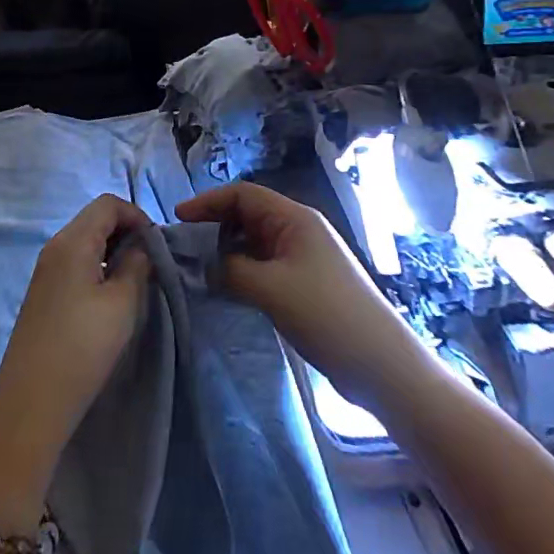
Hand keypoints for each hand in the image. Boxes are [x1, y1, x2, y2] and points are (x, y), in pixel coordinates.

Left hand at [0, 194, 151, 488]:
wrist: (33, 403)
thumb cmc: (84, 346)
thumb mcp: (124, 301)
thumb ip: (137, 263)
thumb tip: (139, 247)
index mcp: (72, 242)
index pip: (108, 204)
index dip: (137, 215)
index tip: (156, 243)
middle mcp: (53, 248)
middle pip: (94, 219)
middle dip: (126, 231)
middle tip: (149, 261)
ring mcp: (44, 272)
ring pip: (85, 241)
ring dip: (112, 250)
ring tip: (133, 279)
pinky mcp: (42, 294)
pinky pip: (74, 262)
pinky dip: (97, 266)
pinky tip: (109, 295)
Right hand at [176, 182, 429, 403]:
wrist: (376, 359)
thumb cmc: (324, 313)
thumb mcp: (270, 288)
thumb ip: (231, 270)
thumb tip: (206, 265)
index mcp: (294, 218)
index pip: (244, 195)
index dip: (209, 201)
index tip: (177, 218)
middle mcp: (299, 230)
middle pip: (249, 215)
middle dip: (214, 225)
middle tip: (181, 247)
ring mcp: (303, 257)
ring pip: (255, 242)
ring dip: (226, 250)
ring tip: (195, 268)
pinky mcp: (304, 283)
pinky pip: (264, 266)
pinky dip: (241, 270)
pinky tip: (223, 288)